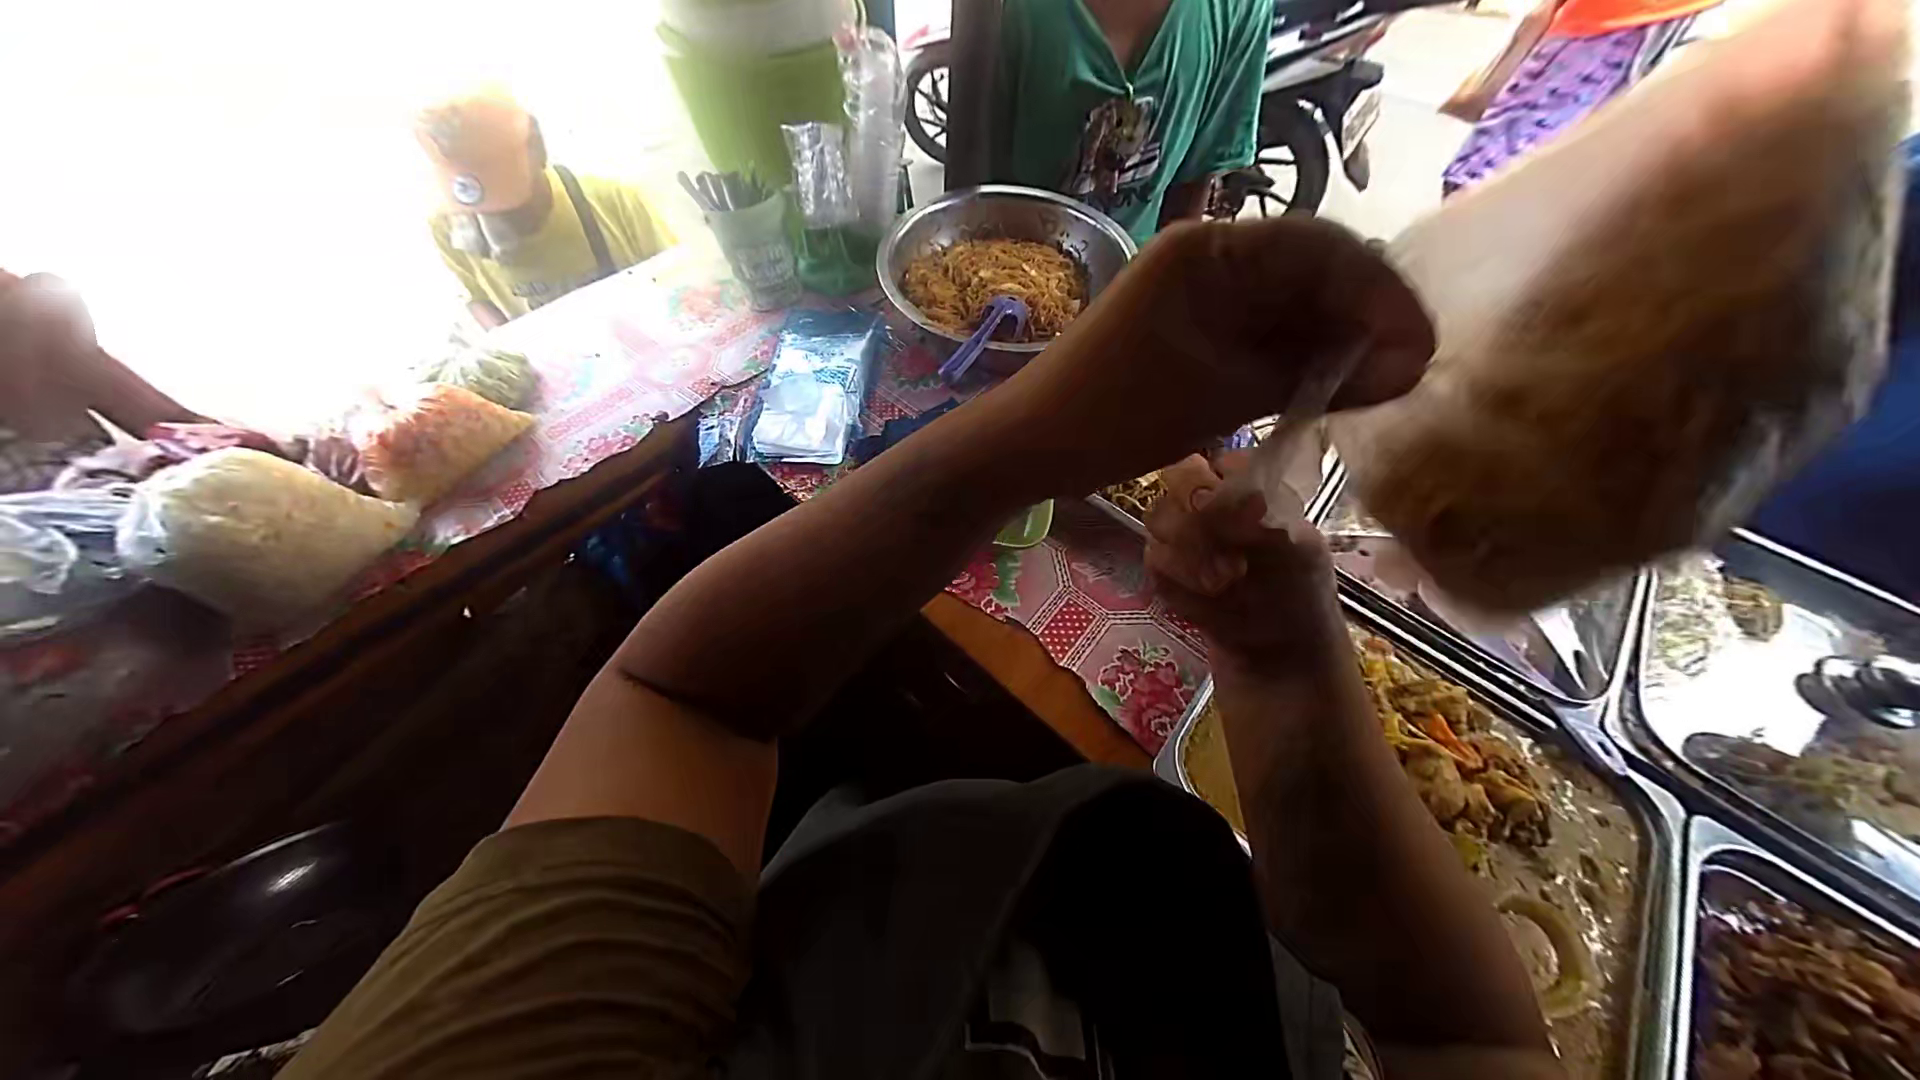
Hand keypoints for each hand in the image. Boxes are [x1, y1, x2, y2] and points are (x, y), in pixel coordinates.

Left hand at [997, 216, 1433, 495]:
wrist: (1033, 445)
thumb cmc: (1114, 414)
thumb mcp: (1220, 393)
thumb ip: (1313, 375)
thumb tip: (1406, 366)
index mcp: (1210, 248)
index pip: (1324, 249)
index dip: (1381, 298)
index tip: (1421, 352)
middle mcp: (1204, 257)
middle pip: (1308, 277)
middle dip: (1357, 326)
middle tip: (1400, 381)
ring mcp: (1192, 296)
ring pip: (1281, 312)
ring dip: (1324, 350)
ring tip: (1367, 394)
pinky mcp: (1183, 333)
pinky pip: (1250, 338)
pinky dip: (1284, 365)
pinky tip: (1314, 394)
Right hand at [1145, 453, 1346, 671]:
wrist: (1276, 661)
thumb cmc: (1299, 599)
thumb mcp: (1297, 549)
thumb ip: (1262, 512)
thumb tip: (1225, 487)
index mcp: (1251, 488)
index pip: (1212, 458)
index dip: (1213, 485)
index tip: (1232, 519)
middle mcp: (1212, 503)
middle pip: (1172, 485)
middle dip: (1195, 527)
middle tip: (1227, 564)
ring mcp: (1185, 535)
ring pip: (1156, 523)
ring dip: (1189, 561)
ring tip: (1222, 588)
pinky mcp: (1166, 569)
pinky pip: (1152, 562)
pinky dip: (1178, 586)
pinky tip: (1205, 604)